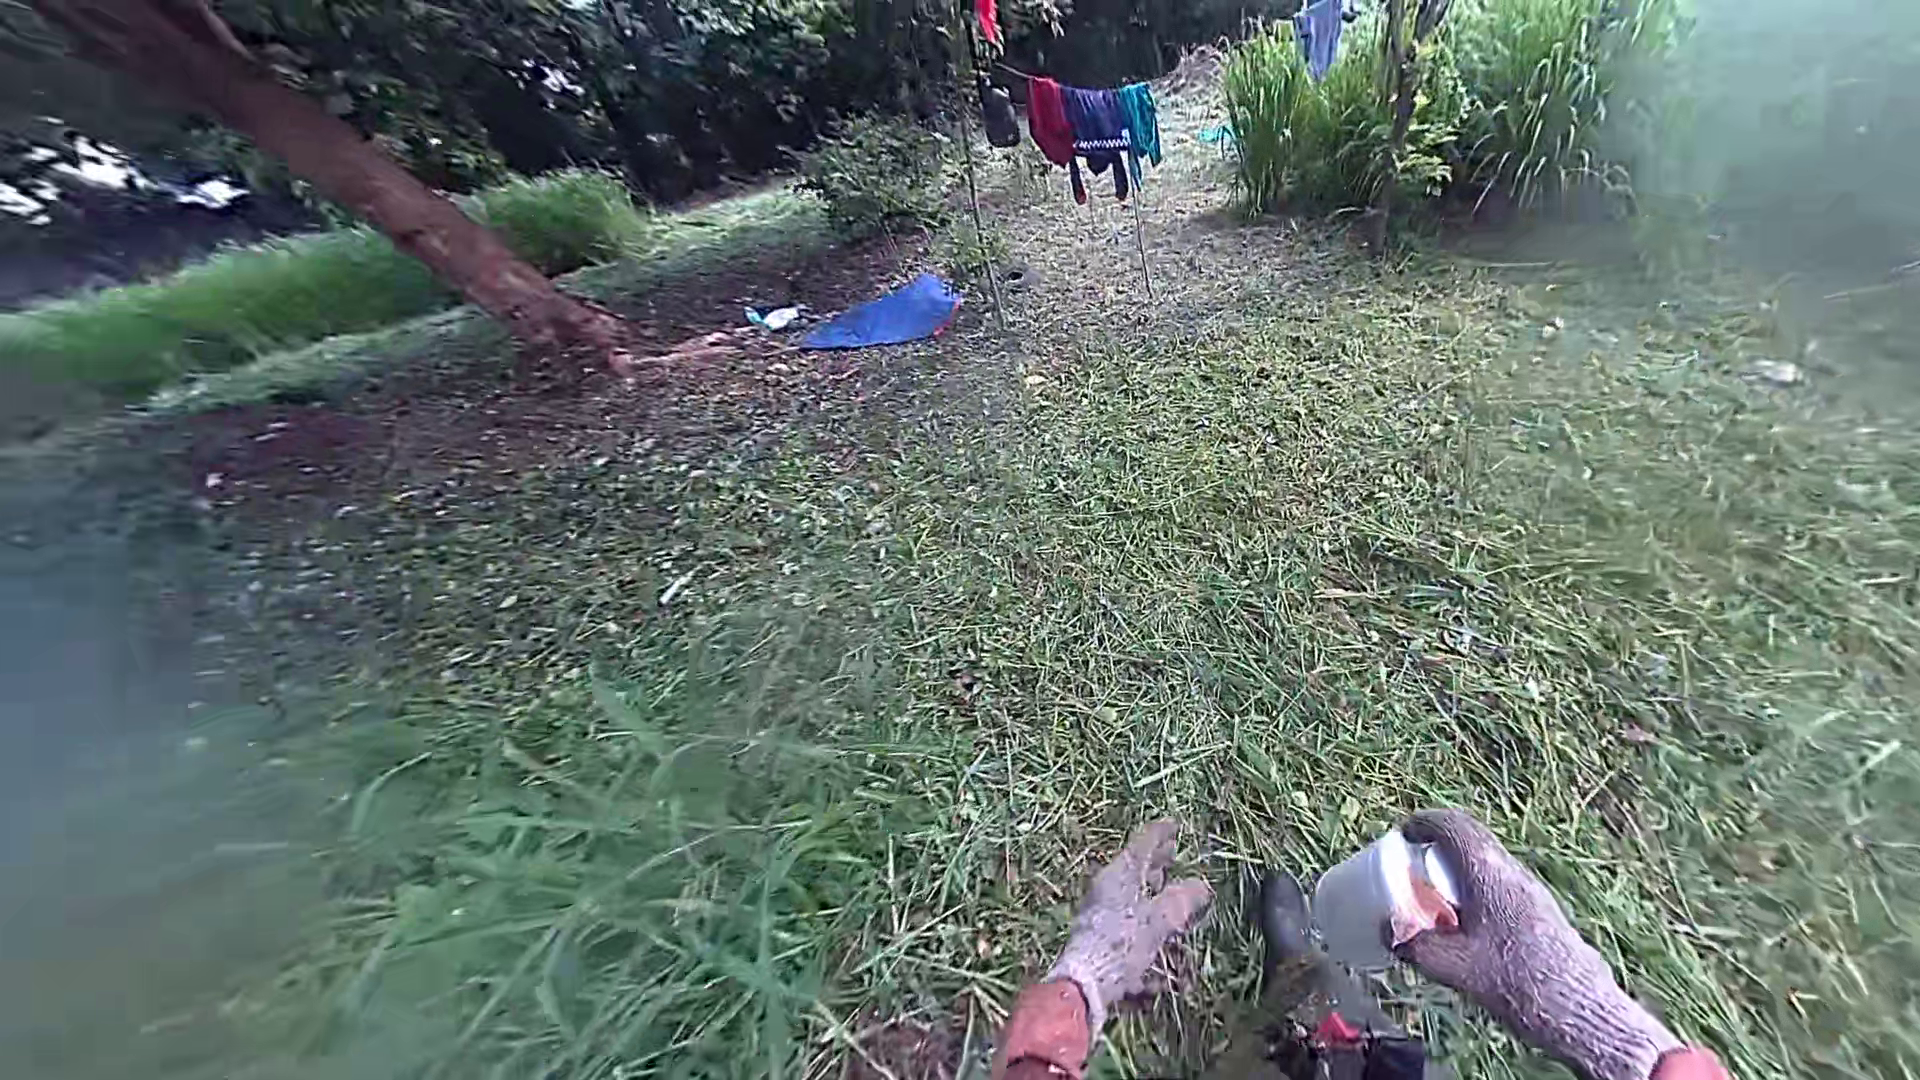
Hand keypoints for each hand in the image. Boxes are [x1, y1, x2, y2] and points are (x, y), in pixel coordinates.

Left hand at [1047, 819, 1211, 1038]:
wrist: (1087, 978)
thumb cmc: (1123, 943)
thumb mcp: (1158, 921)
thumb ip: (1181, 900)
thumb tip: (1201, 884)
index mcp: (1120, 872)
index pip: (1143, 843)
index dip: (1160, 832)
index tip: (1174, 824)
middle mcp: (1108, 882)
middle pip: (1135, 863)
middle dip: (1156, 857)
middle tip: (1173, 850)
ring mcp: (1101, 903)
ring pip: (1131, 884)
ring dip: (1150, 882)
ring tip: (1166, 881)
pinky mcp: (1100, 926)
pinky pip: (1125, 907)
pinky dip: (1142, 905)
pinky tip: (1154, 920)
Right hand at [1396, 809, 1679, 1079]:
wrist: (1591, 1022)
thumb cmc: (1517, 983)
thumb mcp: (1452, 967)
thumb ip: (1412, 945)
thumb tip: (1385, 931)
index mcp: (1487, 872)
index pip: (1451, 824)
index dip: (1422, 822)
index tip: (1403, 837)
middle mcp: (1513, 873)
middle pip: (1471, 838)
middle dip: (1438, 844)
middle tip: (1418, 864)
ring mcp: (1536, 893)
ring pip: (1489, 861)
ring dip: (1460, 866)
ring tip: (1443, 897)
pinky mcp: (1548, 914)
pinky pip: (1504, 882)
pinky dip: (1479, 886)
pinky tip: (1475, 924)